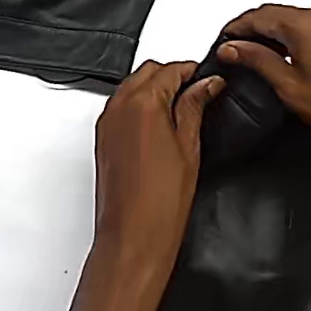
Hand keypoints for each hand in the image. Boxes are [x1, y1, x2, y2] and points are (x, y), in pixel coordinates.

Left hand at [73, 61, 221, 310]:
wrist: (132, 241)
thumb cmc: (159, 204)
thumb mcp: (189, 147)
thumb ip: (195, 107)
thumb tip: (207, 85)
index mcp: (143, 103)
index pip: (171, 69)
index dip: (193, 72)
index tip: (208, 80)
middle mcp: (120, 105)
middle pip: (149, 71)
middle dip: (173, 76)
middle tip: (197, 92)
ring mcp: (108, 120)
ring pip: (133, 85)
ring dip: (154, 88)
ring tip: (180, 109)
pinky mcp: (103, 136)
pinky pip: (121, 104)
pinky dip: (139, 104)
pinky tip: (158, 124)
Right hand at [217, 5, 310, 203]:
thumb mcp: (289, 86)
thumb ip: (257, 61)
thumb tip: (234, 48)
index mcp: (303, 24)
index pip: (257, 15)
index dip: (235, 28)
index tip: (222, 42)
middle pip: (270, 12)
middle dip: (247, 28)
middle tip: (231, 47)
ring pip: (283, 19)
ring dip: (264, 32)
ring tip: (247, 54)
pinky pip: (297, 27)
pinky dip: (280, 36)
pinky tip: (273, 56)